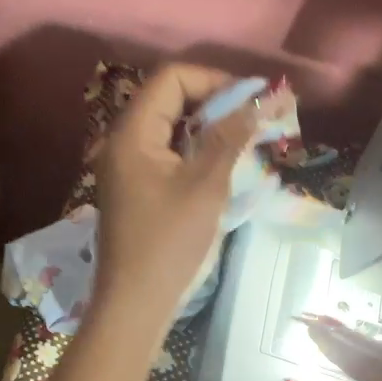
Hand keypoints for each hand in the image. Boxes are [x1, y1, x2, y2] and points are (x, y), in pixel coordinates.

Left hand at [92, 64, 261, 327]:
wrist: (134, 302)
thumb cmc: (169, 243)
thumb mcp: (206, 186)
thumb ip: (231, 136)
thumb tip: (262, 98)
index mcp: (130, 133)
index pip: (171, 78)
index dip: (214, 80)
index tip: (252, 100)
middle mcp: (120, 142)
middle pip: (168, 98)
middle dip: (214, 101)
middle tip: (255, 120)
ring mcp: (123, 166)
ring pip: (168, 126)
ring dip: (206, 126)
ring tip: (245, 141)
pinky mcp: (132, 187)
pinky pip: (164, 152)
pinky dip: (192, 150)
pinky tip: (221, 165)